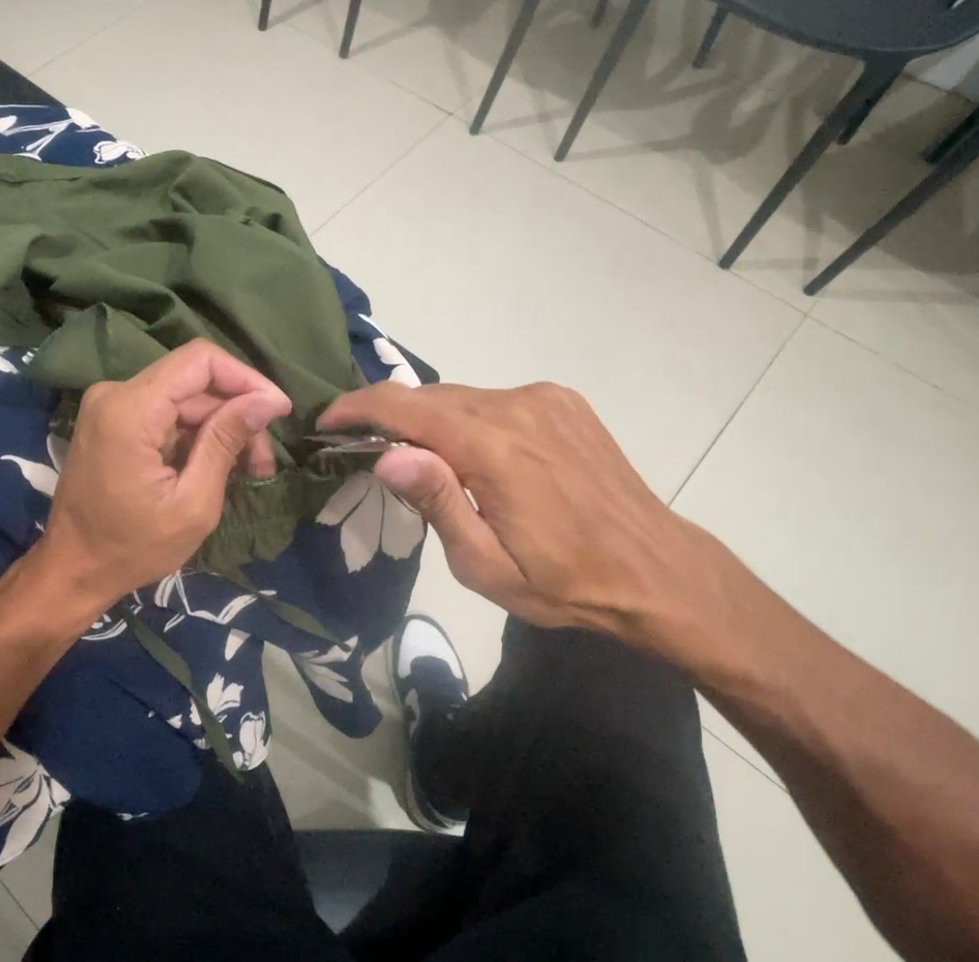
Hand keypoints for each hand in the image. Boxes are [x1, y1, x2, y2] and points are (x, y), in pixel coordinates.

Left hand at [32, 341, 291, 617]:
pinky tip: (219, 466)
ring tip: (250, 470)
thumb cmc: (132, 548)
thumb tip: (269, 400)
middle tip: (265, 462)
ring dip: (220, 428)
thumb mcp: (192, 503)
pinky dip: (196, 435)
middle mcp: (115, 394)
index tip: (279, 410)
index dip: (246, 377)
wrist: (73, 570)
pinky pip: (166, 412)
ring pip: (184, 397)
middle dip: (237, 412)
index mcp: (130, 410)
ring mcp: (110, 406)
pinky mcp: (112, 421)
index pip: (200, 360)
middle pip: (194, 381)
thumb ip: (226, 442)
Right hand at [319, 381, 739, 649]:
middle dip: (390, 418)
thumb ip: (436, 501)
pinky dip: (471, 419)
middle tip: (367, 452)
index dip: (355, 408)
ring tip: (426, 462)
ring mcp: (545, 399)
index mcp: (492, 449)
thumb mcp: (485, 564)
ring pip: (463, 397)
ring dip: (433, 421)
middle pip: (429, 397)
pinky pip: (497, 400)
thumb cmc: (562, 582)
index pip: (402, 406)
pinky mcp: (564, 402)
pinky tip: (479, 456)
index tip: (324, 423)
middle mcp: (516, 407)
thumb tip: (387, 455)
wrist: (654, 570)